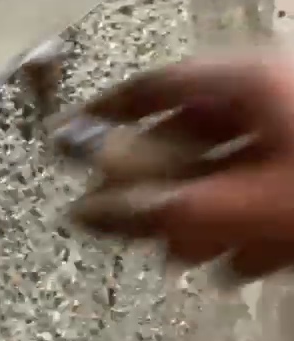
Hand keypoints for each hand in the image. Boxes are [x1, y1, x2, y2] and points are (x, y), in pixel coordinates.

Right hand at [53, 49, 293, 280]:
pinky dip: (253, 214)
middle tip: (131, 223)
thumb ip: (144, 211)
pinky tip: (248, 257)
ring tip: (191, 255)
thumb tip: (79, 213)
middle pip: (192, 131)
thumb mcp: (228, 208)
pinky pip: (282, 175)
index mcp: (247, 84)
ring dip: (203, 210)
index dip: (104, 113)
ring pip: (238, 160)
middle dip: (156, 186)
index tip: (69, 138)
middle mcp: (281, 90)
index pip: (153, 86)